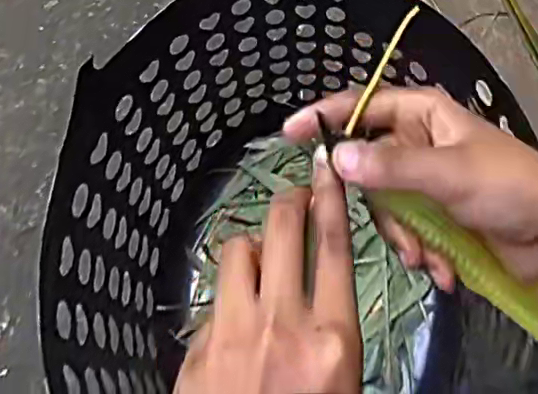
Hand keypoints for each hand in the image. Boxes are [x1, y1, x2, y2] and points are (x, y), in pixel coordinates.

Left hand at [174, 153, 360, 393]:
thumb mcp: (344, 386)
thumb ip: (335, 331)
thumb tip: (322, 285)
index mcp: (329, 341)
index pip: (334, 244)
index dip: (330, 196)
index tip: (326, 166)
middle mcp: (279, 326)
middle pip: (281, 227)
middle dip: (289, 200)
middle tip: (296, 197)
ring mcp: (230, 336)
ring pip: (237, 250)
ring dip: (251, 249)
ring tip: (260, 267)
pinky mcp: (193, 355)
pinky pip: (212, 303)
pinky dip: (227, 305)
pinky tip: (232, 331)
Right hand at [284, 86, 537, 293]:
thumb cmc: (509, 186)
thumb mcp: (449, 173)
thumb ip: (392, 167)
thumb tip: (336, 157)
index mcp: (422, 113)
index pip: (363, 105)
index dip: (326, 114)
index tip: (290, 132)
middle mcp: (418, 140)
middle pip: (369, 164)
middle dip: (379, 204)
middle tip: (393, 230)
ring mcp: (426, 179)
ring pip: (385, 204)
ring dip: (402, 236)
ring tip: (428, 256)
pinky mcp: (435, 214)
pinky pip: (406, 229)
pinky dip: (419, 250)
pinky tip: (443, 266)